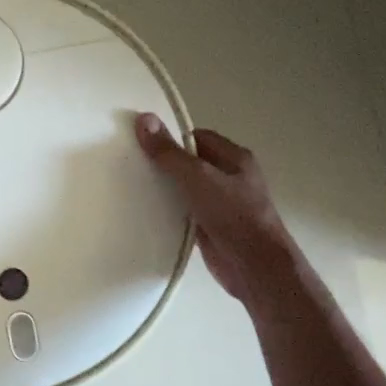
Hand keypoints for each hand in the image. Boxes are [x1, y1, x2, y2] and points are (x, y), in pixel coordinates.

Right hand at [135, 113, 297, 304]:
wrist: (254, 266)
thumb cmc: (233, 215)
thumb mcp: (198, 177)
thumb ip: (169, 153)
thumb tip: (143, 118)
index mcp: (235, 158)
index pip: (196, 137)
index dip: (170, 139)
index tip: (141, 144)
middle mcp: (230, 177)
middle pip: (189, 163)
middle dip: (163, 164)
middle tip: (131, 164)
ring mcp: (220, 203)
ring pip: (185, 189)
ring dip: (164, 189)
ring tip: (131, 186)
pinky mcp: (210, 226)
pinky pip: (184, 212)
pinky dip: (168, 212)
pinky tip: (145, 213)